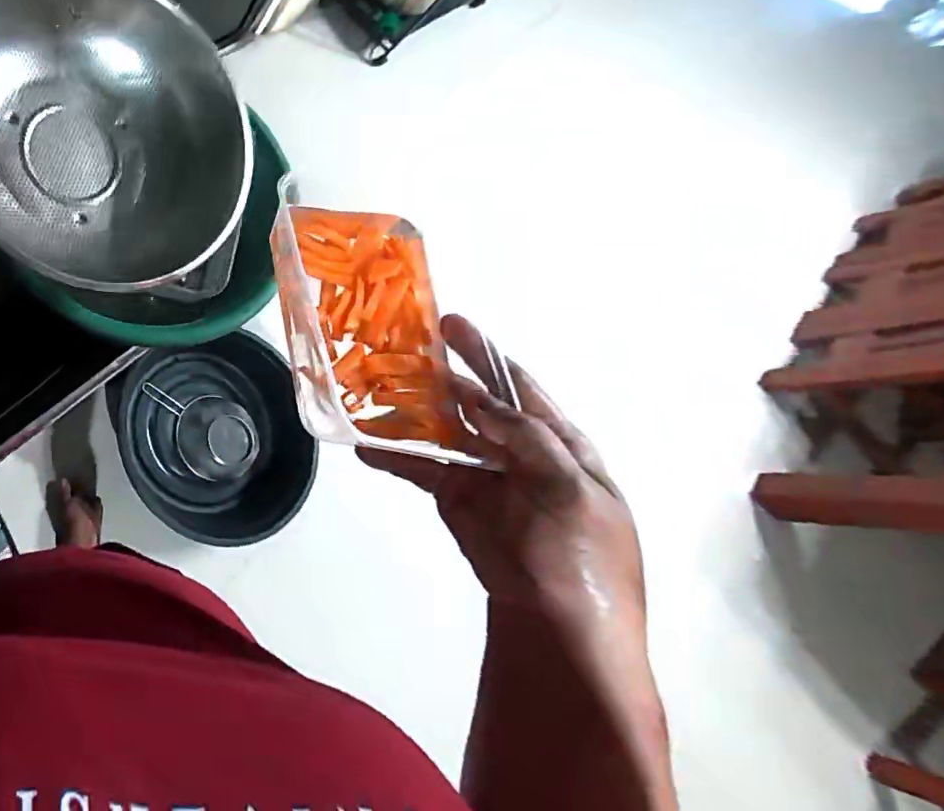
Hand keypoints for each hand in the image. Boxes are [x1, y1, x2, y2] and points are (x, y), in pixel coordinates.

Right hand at [358, 314, 644, 637]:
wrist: (557, 620)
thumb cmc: (578, 553)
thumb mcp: (569, 489)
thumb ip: (525, 437)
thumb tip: (476, 397)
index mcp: (557, 440)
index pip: (517, 385)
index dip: (485, 353)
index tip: (449, 323)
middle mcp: (515, 447)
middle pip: (472, 399)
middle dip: (439, 372)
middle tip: (400, 344)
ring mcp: (481, 470)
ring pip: (440, 428)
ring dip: (410, 408)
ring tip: (370, 385)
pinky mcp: (453, 494)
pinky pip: (419, 466)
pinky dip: (392, 455)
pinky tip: (364, 445)